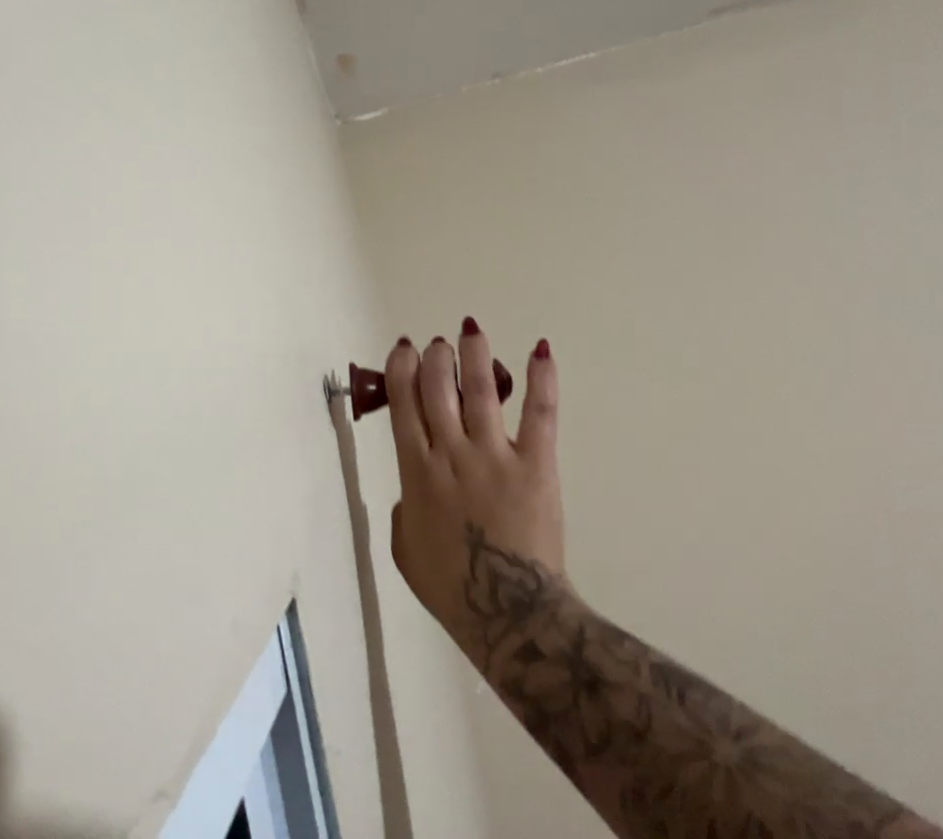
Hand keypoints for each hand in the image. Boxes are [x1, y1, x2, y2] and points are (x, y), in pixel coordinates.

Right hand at [384, 319, 566, 654]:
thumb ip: (404, 510)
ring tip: (471, 331)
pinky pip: (540, 413)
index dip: (401, 371)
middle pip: (437, 390)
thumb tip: (415, 488)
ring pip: (481, 391)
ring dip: (474, 356)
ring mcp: (493, 456)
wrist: (508, 611)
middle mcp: (450, 455)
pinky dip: (541, 379)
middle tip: (438, 345)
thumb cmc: (450, 588)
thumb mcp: (405, 550)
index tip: (404, 350)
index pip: (403, 407)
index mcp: (416, 474)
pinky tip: (539, 349)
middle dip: (434, 359)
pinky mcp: (536, 464)